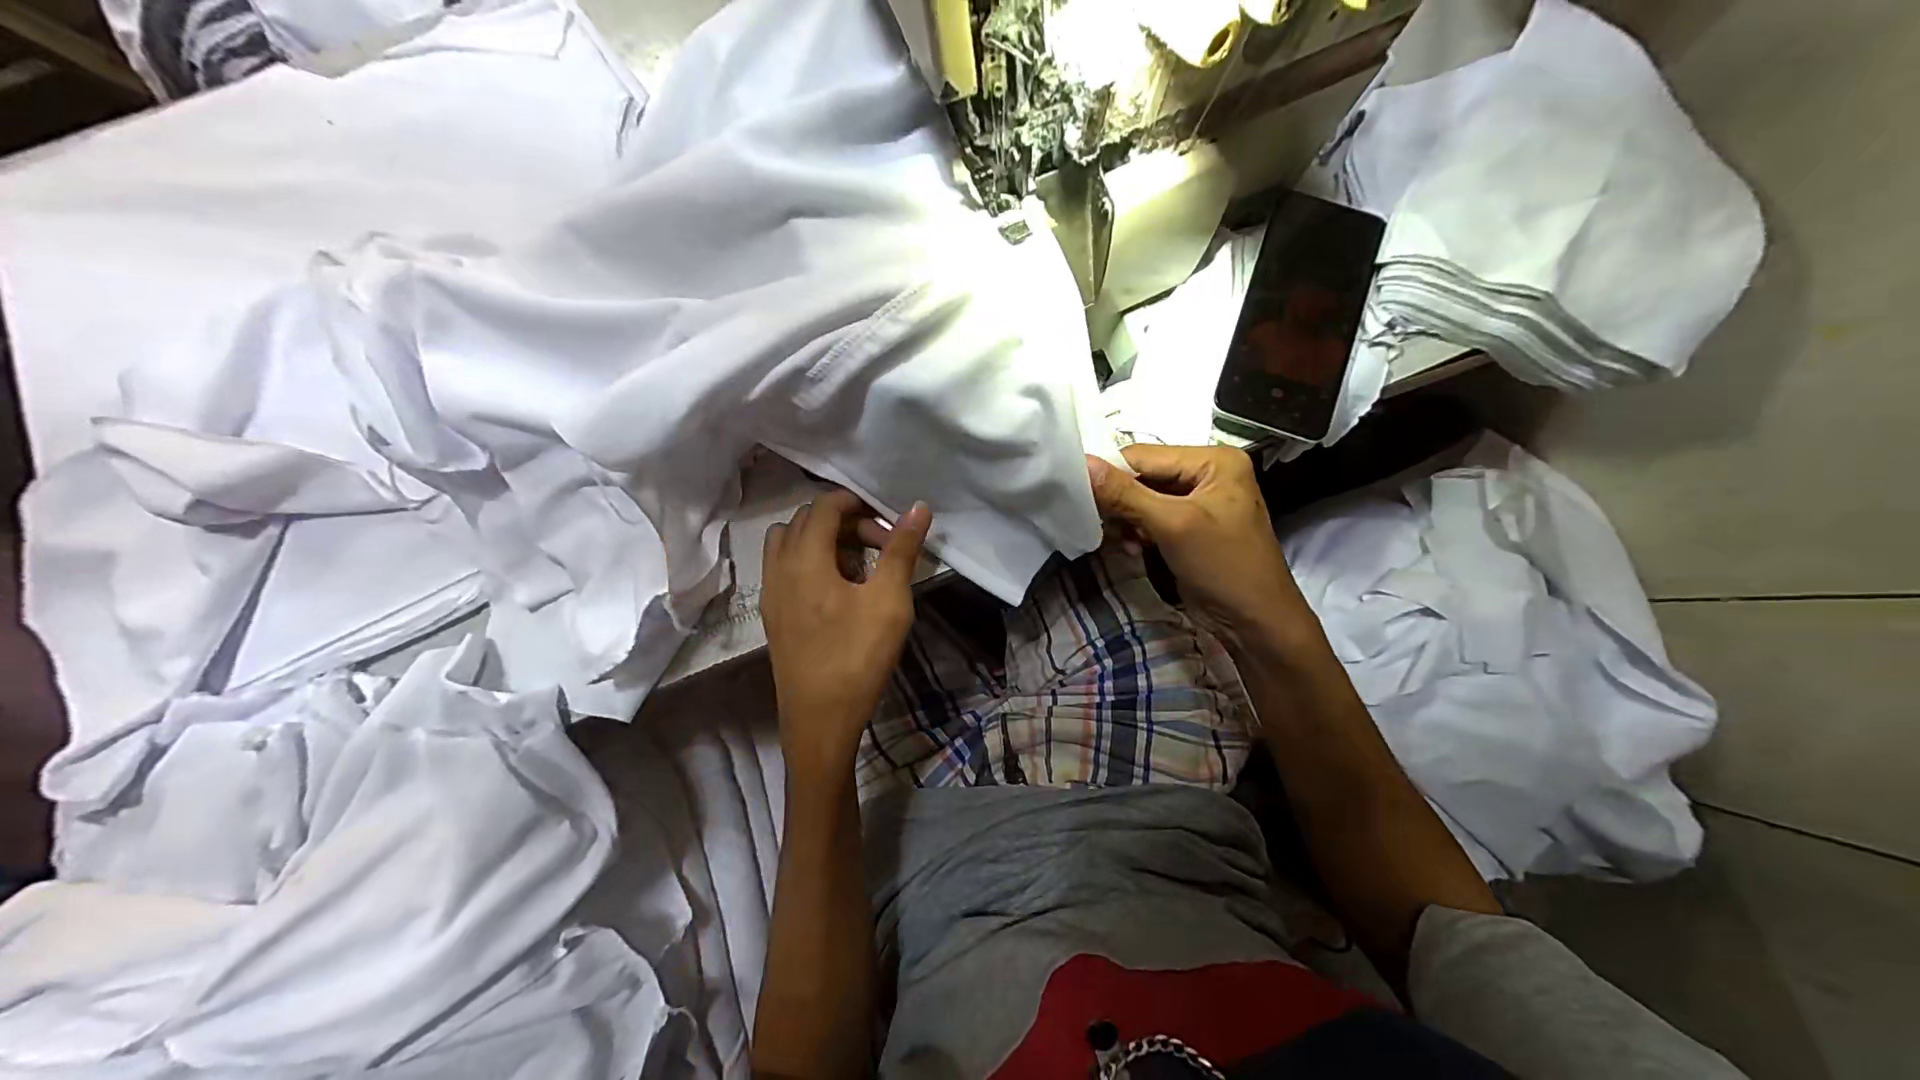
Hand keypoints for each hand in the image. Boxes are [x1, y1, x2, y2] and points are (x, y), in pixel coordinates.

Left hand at [761, 489, 931, 778]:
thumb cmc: (858, 658)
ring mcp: (770, 593)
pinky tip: (838, 591)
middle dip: (843, 521)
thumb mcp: (889, 601)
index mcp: (805, 559)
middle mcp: (779, 569)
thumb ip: (901, 549)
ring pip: (789, 543)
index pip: (823, 506)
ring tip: (856, 565)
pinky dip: (809, 562)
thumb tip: (917, 507)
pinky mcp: (773, 615)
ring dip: (821, 540)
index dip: (855, 502)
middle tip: (880, 545)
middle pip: (805, 521)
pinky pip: (784, 568)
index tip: (886, 519)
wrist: (819, 720)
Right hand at [1086, 445, 1306, 651]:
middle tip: (1099, 523)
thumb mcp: (1172, 524)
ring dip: (1126, 519)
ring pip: (1143, 499)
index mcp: (1214, 459)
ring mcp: (1199, 502)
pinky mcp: (1190, 528)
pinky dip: (1138, 531)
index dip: (1109, 473)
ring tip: (1123, 540)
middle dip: (1119, 500)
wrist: (1257, 624)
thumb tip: (1080, 464)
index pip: (1144, 455)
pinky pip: (1152, 519)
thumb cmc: (1223, 566)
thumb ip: (1124, 493)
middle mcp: (1207, 473)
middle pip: (1143, 475)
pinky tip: (1134, 548)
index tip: (1077, 494)